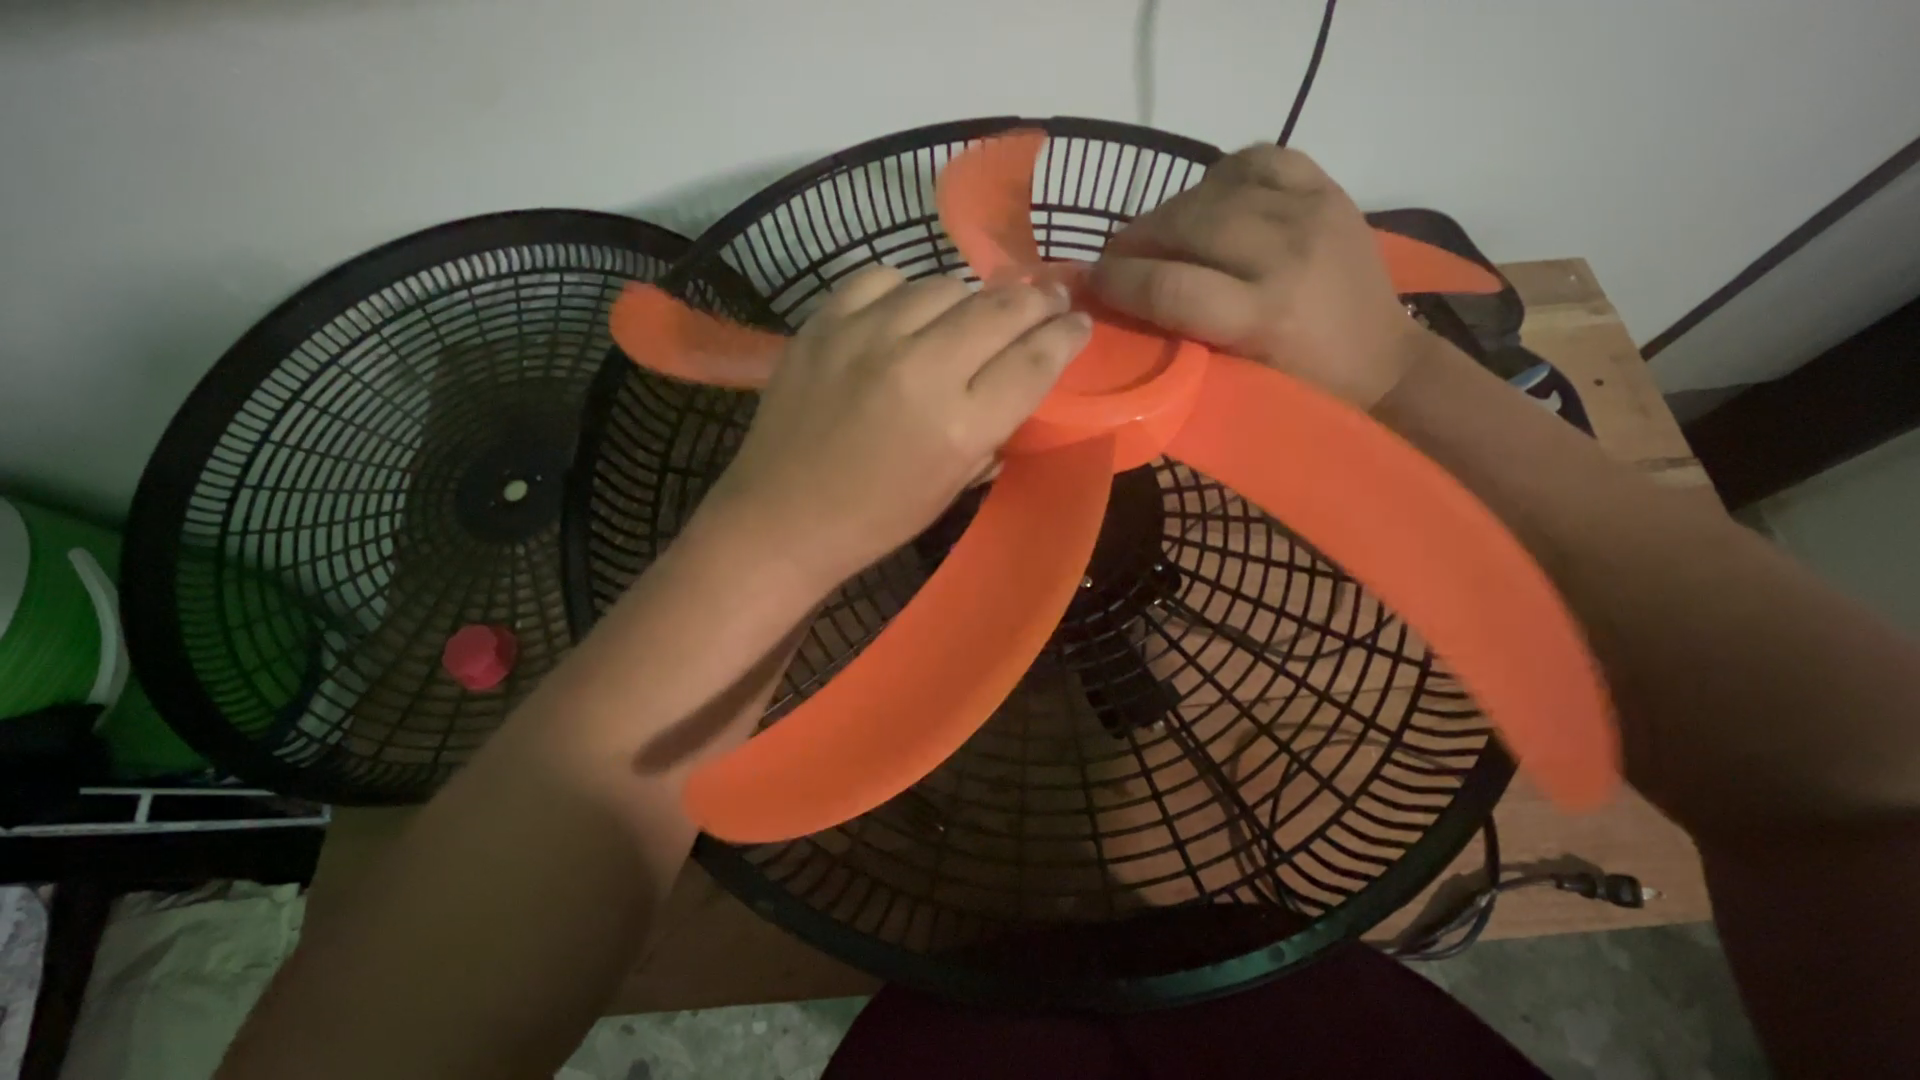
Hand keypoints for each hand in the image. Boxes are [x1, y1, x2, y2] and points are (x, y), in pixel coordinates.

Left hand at [698, 266, 1092, 587]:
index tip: (1078, 323)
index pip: (1034, 361)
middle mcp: (921, 369)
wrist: (782, 518)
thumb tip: (1019, 378)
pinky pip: (882, 279)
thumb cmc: (876, 519)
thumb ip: (993, 428)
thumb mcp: (952, 485)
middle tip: (1049, 299)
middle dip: (1036, 301)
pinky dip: (905, 290)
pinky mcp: (824, 323)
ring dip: (971, 297)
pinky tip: (908, 309)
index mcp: (960, 425)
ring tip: (975, 311)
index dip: (1066, 336)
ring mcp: (868, 337)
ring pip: (945, 286)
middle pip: (1000, 310)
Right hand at [1090, 145, 1422, 408]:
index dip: (1118, 280)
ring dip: (1170, 211)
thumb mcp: (1239, 382)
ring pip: (1213, 189)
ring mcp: (1310, 211)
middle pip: (1185, 225)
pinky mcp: (1325, 188)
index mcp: (1265, 316)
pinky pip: (1256, 159)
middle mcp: (1287, 253)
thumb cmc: (1304, 391)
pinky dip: (1221, 176)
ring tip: (1156, 235)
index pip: (1169, 286)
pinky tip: (1210, 201)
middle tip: (1115, 258)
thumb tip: (1121, 309)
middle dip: (1136, 240)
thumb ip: (1182, 344)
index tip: (1091, 283)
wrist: (1385, 361)